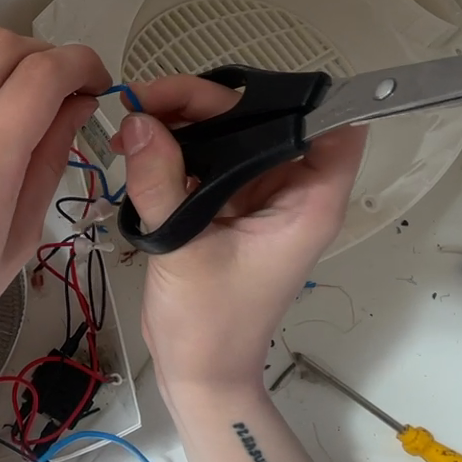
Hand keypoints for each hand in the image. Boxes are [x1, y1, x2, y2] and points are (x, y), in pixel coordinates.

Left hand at [0, 28, 109, 386]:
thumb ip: (49, 161)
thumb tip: (74, 107)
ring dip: (6, 58)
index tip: (96, 83)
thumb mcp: (20, 239)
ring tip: (26, 96)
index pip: (40, 77)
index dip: (81, 65)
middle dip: (46, 54)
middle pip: (0, 45)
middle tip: (65, 88)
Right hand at [115, 75, 366, 397]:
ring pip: (227, 138)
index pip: (328, 125)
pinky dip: (172, 151)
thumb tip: (137, 120)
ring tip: (132, 122)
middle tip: (146, 100)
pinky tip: (136, 149)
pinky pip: (203, 163)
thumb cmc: (208, 323)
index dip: (290, 97)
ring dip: (182, 124)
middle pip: (260, 121)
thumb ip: (160, 182)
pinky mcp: (222, 210)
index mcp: (306, 200)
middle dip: (206, 104)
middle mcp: (286, 192)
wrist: (194, 371)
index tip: (225, 90)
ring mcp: (252, 200)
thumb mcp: (184, 248)